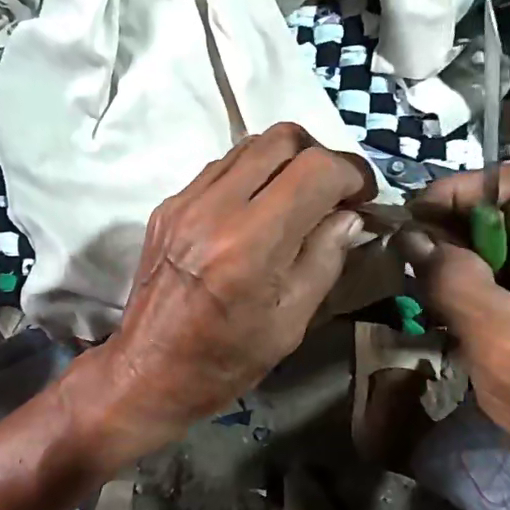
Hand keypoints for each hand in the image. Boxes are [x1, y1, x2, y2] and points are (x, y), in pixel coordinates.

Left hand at [68, 123, 374, 465]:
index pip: (316, 169)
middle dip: (320, 156)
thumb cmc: (225, 360)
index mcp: (251, 244)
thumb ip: (325, 258)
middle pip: (283, 138)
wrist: (148, 371)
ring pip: (250, 144)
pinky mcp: (167, 206)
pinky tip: (257, 209)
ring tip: (297, 198)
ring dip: (285, 161)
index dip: (352, 174)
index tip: (361, 197)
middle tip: (332, 192)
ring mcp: (185, 201)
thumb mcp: (290, 322)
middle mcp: (215, 209)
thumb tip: (349, 216)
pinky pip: (220, 166)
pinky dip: (251, 174)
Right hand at [398, 165, 509, 477]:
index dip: (459, 190)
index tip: (413, 218)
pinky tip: (455, 292)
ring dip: (464, 248)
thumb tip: (410, 235)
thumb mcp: (497, 339)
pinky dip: (480, 268)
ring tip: (427, 273)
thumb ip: (453, 279)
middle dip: (456, 223)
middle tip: (412, 250)